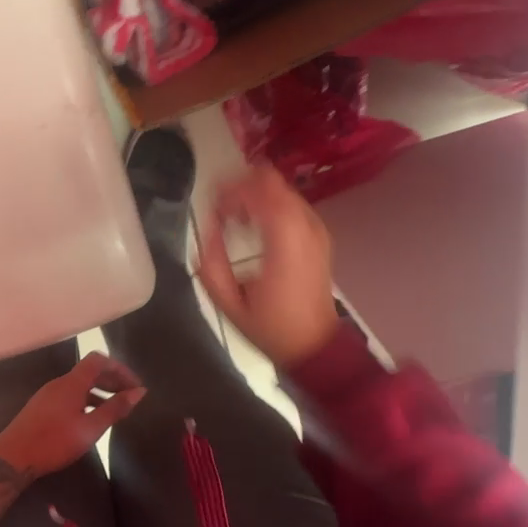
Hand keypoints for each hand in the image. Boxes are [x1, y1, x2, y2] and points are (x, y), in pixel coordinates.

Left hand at [0, 352, 145, 474]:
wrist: (13, 457)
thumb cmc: (54, 442)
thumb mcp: (90, 428)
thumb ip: (115, 409)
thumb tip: (138, 392)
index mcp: (71, 383)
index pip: (98, 360)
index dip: (119, 368)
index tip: (135, 386)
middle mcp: (59, 383)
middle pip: (89, 371)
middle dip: (112, 380)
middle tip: (130, 396)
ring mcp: (48, 394)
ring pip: (79, 384)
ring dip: (99, 391)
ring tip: (115, 409)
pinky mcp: (42, 407)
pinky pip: (69, 395)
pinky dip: (86, 400)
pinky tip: (92, 418)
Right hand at [196, 164, 341, 366]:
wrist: (314, 344)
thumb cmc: (270, 327)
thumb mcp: (229, 304)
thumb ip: (211, 265)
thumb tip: (207, 232)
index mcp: (284, 244)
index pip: (260, 191)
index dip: (231, 191)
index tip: (212, 208)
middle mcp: (305, 229)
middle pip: (273, 182)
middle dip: (242, 187)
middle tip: (221, 209)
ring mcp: (316, 230)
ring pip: (283, 189)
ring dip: (255, 194)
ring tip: (235, 217)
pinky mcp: (319, 235)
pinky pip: (293, 204)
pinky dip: (270, 204)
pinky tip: (255, 225)